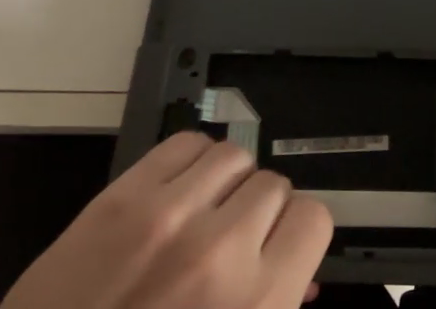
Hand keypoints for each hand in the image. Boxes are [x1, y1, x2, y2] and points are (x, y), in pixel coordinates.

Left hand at [2, 132, 332, 308]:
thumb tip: (302, 278)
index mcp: (258, 301)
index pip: (313, 218)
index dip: (298, 236)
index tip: (279, 251)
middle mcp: (220, 249)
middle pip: (274, 185)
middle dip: (261, 213)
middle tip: (235, 243)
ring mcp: (167, 217)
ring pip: (234, 156)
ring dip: (229, 183)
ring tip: (206, 214)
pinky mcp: (121, 197)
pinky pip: (185, 143)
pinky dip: (191, 163)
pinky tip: (178, 195)